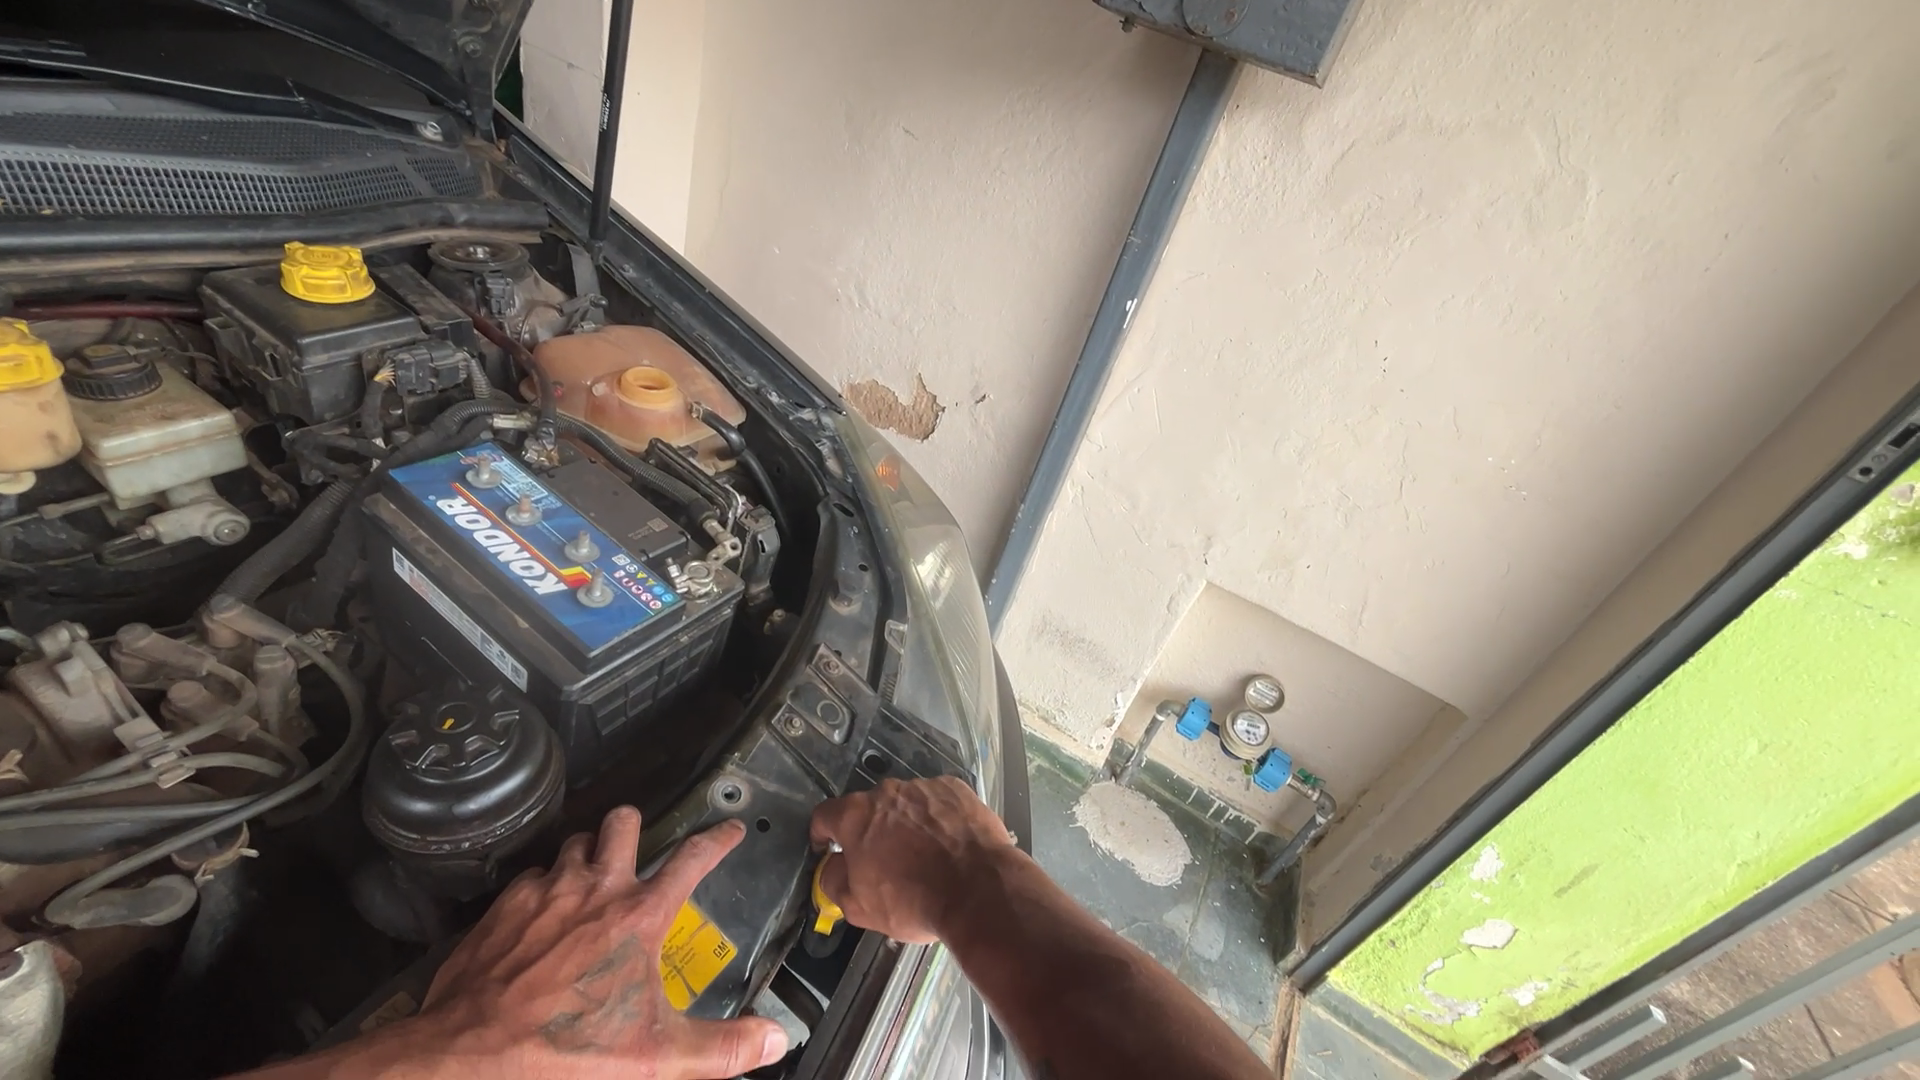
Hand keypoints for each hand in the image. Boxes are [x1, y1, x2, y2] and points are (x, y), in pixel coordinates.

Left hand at [408, 807, 787, 1079]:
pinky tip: (540, 915)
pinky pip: (532, 876)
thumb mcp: (656, 1058)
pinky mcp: (506, 907)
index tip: (729, 830)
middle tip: (635, 845)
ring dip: (587, 854)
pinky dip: (543, 888)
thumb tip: (774, 1040)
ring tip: (588, 877)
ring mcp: (548, 892)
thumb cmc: (564, 1055)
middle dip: (633, 825)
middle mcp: (598, 889)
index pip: (693, 858)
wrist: (466, 1061)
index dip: (718, 839)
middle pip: (624, 823)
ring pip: (575, 843)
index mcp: (640, 915)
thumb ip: (722, 1049)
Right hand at [809, 777, 1017, 943]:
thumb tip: (831, 866)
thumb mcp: (858, 906)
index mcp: (856, 815)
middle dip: (873, 831)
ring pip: (906, 803)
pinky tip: (949, 842)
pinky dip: (938, 817)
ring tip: (925, 854)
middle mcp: (888, 791)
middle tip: (885, 861)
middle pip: (870, 808)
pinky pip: (937, 801)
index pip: (825, 815)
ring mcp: (924, 786)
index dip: (823, 834)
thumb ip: (833, 881)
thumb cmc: (912, 900)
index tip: (829, 849)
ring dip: (907, 823)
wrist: (978, 890)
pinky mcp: (956, 789)